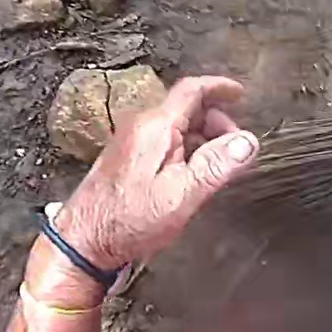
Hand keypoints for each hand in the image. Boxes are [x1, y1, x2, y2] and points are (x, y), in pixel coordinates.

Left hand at [28, 76, 258, 304]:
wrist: (82, 244)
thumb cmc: (129, 221)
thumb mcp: (182, 195)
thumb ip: (217, 165)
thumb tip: (248, 141)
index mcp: (156, 127)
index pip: (192, 90)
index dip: (220, 87)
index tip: (241, 95)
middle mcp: (142, 126)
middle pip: (188, 107)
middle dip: (218, 121)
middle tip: (235, 149)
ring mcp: (133, 141)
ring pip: (179, 125)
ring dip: (205, 137)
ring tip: (218, 167)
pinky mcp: (129, 158)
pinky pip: (167, 141)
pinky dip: (189, 149)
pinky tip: (195, 175)